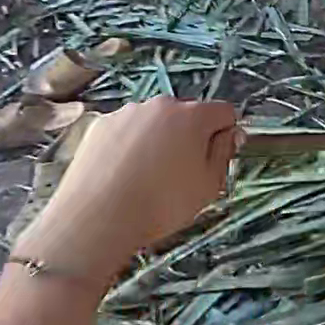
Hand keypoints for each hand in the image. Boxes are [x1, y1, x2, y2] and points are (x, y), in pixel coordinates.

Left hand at [12, 98, 238, 280]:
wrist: (94, 220)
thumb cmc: (161, 205)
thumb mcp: (209, 186)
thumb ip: (224, 153)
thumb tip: (230, 133)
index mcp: (194, 115)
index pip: (224, 112)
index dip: (224, 135)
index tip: (214, 160)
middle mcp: (162, 104)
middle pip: (188, 114)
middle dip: (189, 135)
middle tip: (180, 172)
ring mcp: (128, 112)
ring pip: (155, 121)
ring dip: (158, 138)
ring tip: (145, 176)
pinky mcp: (100, 124)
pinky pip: (126, 129)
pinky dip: (129, 144)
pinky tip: (121, 173)